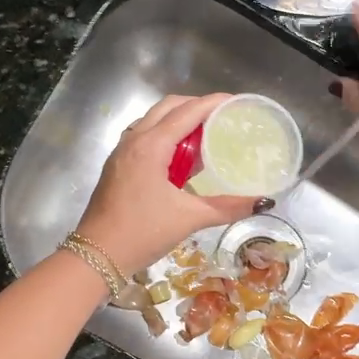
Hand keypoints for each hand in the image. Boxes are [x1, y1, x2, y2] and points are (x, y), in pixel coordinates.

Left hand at [75, 94, 263, 276]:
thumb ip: (227, 207)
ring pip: (154, 121)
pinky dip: (166, 137)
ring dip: (179, 121)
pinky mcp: (118, 167)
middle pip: (168, 108)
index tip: (237, 103)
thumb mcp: (188, 218)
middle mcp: (134, 140)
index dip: (213, 103)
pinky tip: (181, 159)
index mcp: (150, 146)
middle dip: (196, 107)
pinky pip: (145, 138)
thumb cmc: (142, 233)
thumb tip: (262, 201)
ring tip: (206, 136)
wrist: (96, 256)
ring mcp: (122, 153)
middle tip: (223, 118)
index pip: (187, 111)